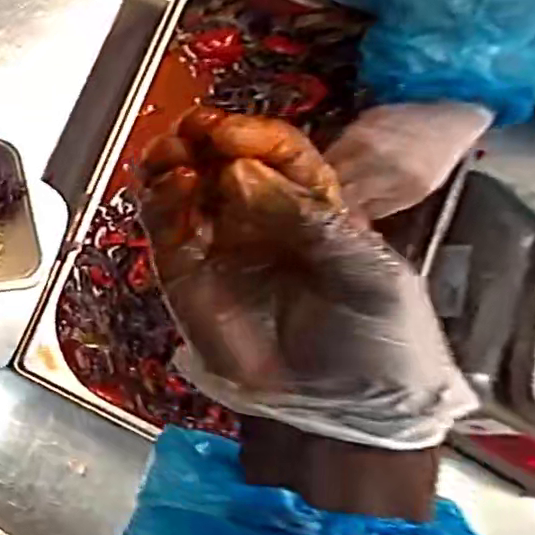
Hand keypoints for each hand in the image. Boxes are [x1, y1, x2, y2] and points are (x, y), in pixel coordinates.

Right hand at [138, 107, 476, 451]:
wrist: (336, 406)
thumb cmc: (374, 338)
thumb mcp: (371, 271)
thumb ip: (307, 218)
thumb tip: (239, 172)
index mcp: (310, 207)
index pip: (277, 154)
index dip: (254, 136)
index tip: (232, 131)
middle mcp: (254, 215)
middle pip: (217, 160)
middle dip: (202, 137)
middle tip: (193, 128)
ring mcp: (211, 240)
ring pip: (177, 184)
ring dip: (169, 160)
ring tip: (172, 150)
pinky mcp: (178, 267)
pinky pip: (161, 223)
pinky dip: (159, 200)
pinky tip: (171, 185)